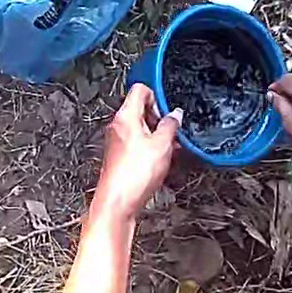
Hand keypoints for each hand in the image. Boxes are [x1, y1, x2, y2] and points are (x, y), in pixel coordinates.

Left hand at [90, 83, 181, 220]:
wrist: (117, 202)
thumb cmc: (134, 174)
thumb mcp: (162, 145)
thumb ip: (170, 125)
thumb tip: (175, 115)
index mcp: (126, 117)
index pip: (140, 90)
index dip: (157, 95)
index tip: (168, 109)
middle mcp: (118, 127)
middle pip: (140, 109)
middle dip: (159, 118)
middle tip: (172, 131)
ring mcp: (117, 142)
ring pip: (139, 128)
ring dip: (156, 135)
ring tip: (169, 148)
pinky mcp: (119, 157)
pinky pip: (136, 144)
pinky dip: (149, 147)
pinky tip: (159, 161)